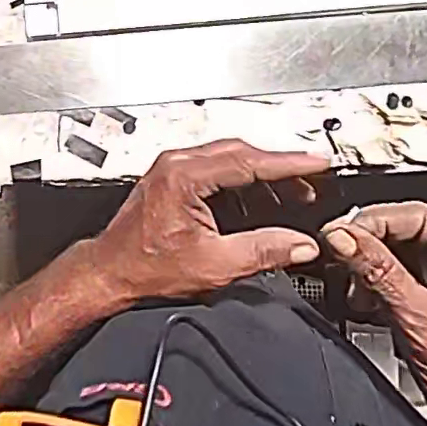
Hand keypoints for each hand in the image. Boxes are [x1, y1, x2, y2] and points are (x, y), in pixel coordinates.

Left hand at [84, 140, 329, 303]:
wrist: (110, 273)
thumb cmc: (146, 268)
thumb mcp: (214, 265)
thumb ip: (263, 251)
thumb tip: (299, 245)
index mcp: (185, 176)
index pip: (248, 161)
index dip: (288, 164)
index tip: (316, 163)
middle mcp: (177, 163)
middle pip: (241, 153)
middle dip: (279, 167)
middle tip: (310, 180)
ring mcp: (173, 166)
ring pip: (229, 157)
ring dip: (261, 173)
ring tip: (291, 193)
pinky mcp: (173, 176)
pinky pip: (216, 167)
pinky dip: (242, 179)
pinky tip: (259, 198)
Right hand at [321, 203, 426, 425]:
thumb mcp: (423, 325)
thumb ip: (379, 273)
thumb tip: (344, 236)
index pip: (420, 217)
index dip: (375, 221)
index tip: (341, 231)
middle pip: (412, 235)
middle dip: (372, 246)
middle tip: (341, 255)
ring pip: (408, 259)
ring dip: (375, 269)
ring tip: (354, 286)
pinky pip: (411, 284)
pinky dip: (385, 289)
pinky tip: (370, 302)